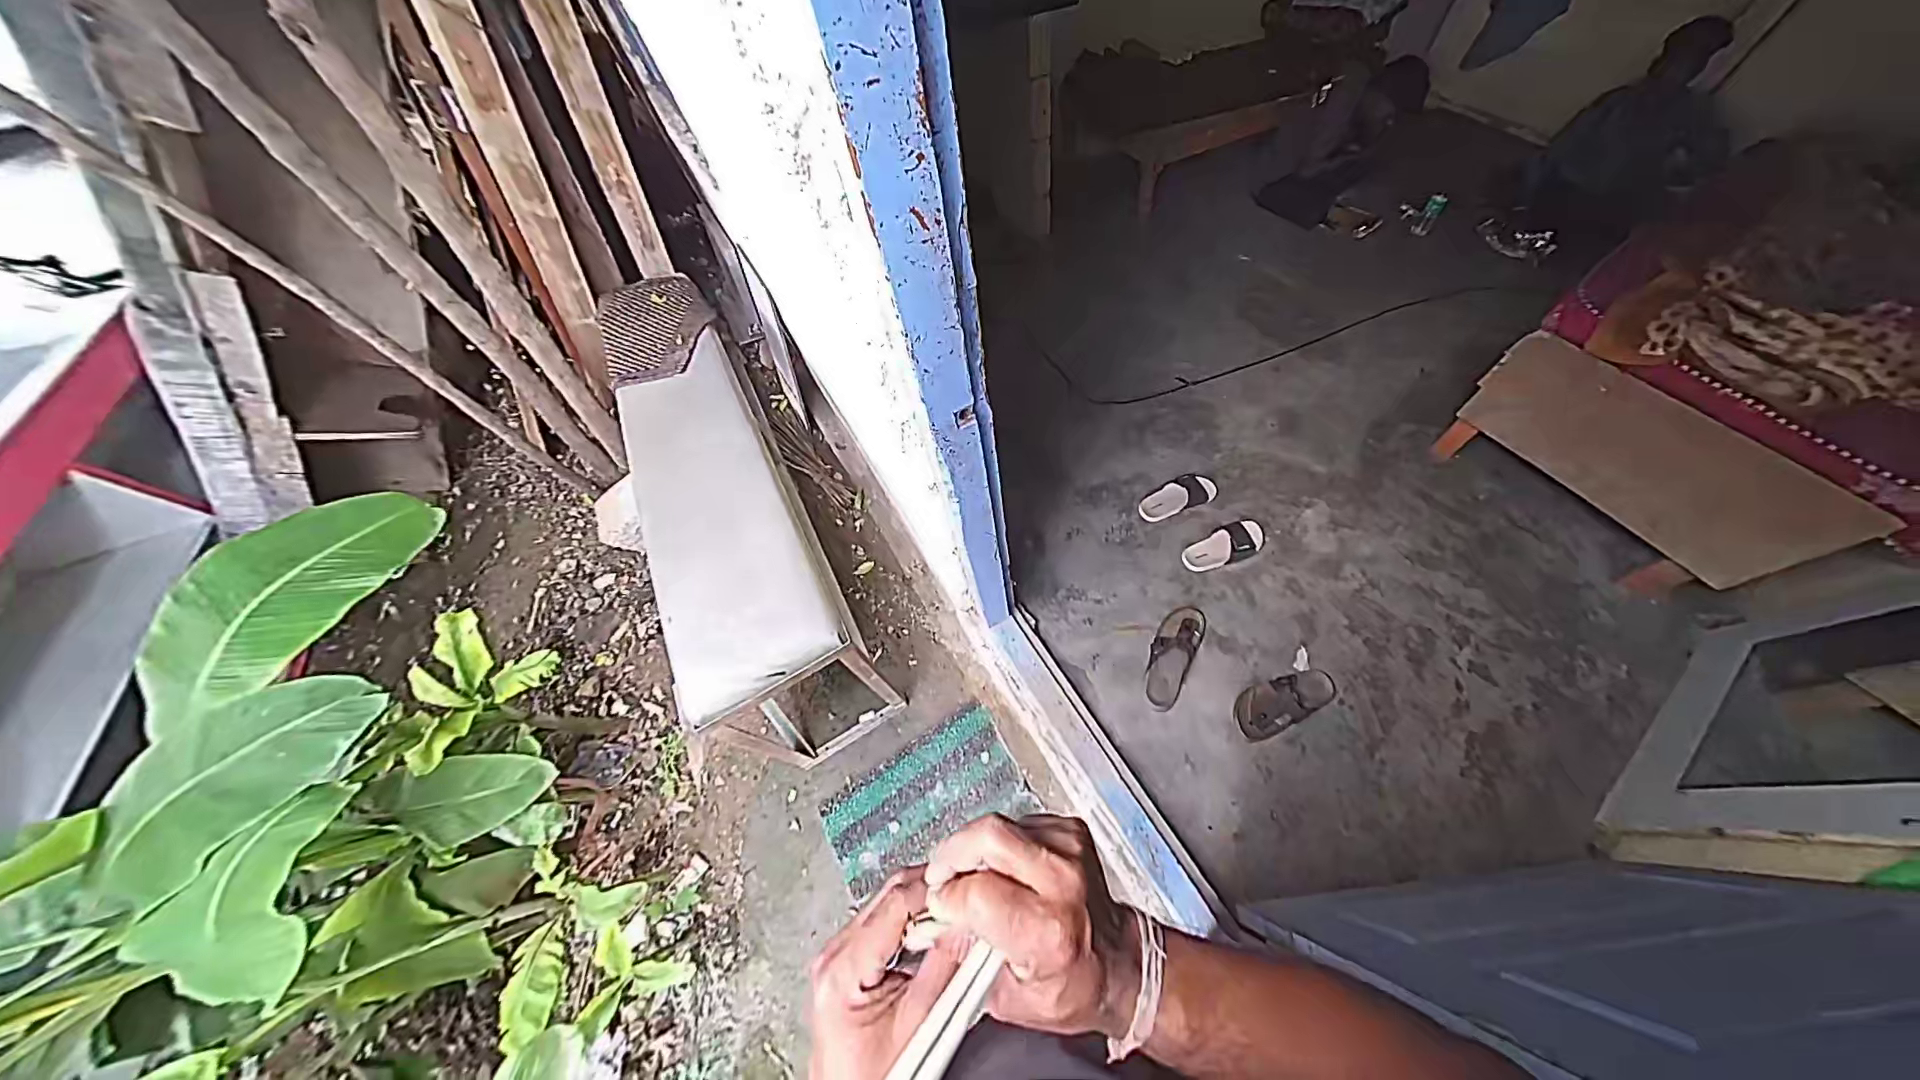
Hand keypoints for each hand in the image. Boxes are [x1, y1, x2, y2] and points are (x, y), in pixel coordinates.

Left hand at [808, 866, 969, 1079]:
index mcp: (842, 968)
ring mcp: (836, 952)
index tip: (967, 895)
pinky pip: (882, 918)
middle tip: (966, 901)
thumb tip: (968, 926)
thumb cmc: (873, 1076)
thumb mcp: (918, 1024)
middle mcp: (833, 952)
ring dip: (923, 904)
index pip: (897, 902)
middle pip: (891, 894)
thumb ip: (945, 969)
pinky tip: (932, 930)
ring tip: (953, 917)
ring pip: (887, 900)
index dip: (936, 894)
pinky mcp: (845, 955)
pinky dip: (911, 918)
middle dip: (932, 893)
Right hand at [924, 814, 1141, 1038]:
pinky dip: (1001, 843)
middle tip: (942, 875)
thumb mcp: (1009, 995)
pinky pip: (1017, 822)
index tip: (940, 906)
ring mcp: (1069, 850)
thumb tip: (931, 924)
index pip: (977, 893)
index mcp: (1049, 931)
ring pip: (998, 825)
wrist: (1121, 963)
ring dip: (975, 848)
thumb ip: (964, 955)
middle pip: (987, 836)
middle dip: (952, 854)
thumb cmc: (1072, 984)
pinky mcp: (1070, 830)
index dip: (948, 898)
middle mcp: (1062, 882)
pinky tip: (1007, 867)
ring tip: (976, 876)